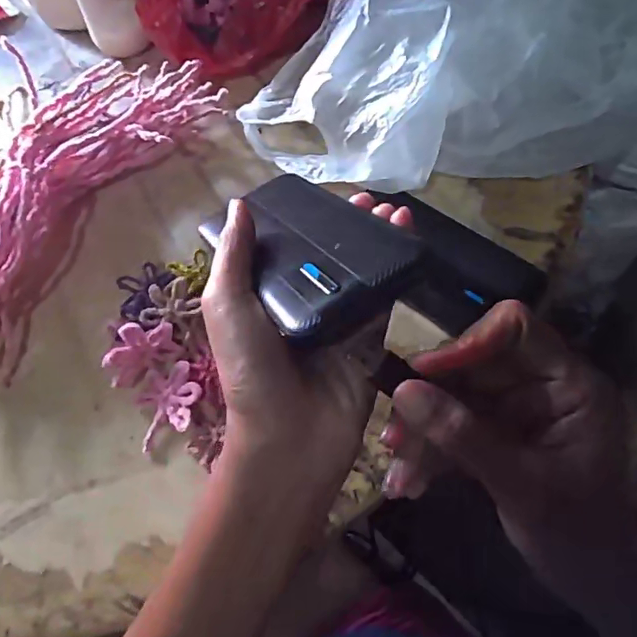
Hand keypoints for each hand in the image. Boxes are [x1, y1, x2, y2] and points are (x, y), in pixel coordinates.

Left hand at [200, 196, 411, 547]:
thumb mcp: (227, 308)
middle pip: (330, 257)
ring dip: (378, 241)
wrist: (290, 438)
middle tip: (370, 201)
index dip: (308, 221)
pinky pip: (384, 299)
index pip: (290, 249)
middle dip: (350, 228)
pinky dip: (396, 271)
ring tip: (394, 211)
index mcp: (266, 298)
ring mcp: (339, 324)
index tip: (328, 197)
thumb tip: (239, 206)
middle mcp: (303, 306)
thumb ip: (233, 258)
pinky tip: (408, 241)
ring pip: (361, 273)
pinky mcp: (369, 340)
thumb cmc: (251, 371)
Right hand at [386, 300, 636, 586]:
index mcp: (570, 384)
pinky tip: (408, 482)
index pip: (517, 330)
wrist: (598, 586)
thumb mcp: (520, 486)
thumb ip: (463, 436)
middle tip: (394, 436)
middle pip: (474, 367)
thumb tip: (404, 391)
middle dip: (431, 400)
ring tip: (398, 472)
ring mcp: (521, 412)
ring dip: (424, 433)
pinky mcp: (502, 436)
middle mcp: (544, 387)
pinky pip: (459, 429)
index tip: (422, 372)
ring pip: (458, 400)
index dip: (467, 343)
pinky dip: (433, 453)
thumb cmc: (579, 536)